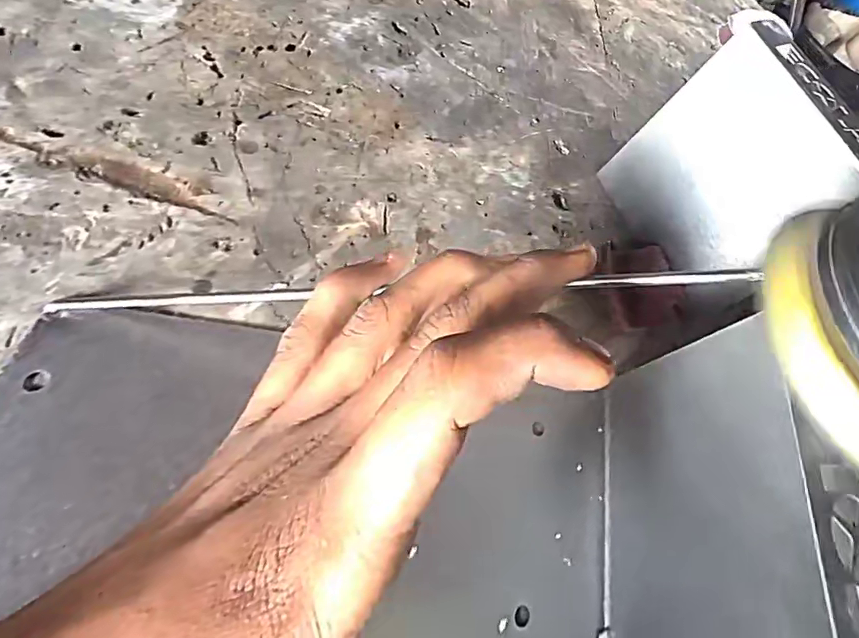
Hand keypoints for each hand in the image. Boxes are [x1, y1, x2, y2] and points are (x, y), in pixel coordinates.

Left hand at [0, 247, 612, 637]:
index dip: (538, 350)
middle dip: (521, 278)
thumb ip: (428, 597)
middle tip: (577, 267)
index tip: (594, 366)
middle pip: (438, 318)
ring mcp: (296, 410)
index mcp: (359, 492)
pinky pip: (315, 325)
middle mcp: (334, 430)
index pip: (459, 376)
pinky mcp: (264, 414)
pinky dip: (361, 280)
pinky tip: (390, 261)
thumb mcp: (347, 629)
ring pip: (392, 306)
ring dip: (465, 268)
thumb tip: (508, 632)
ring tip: (517, 258)